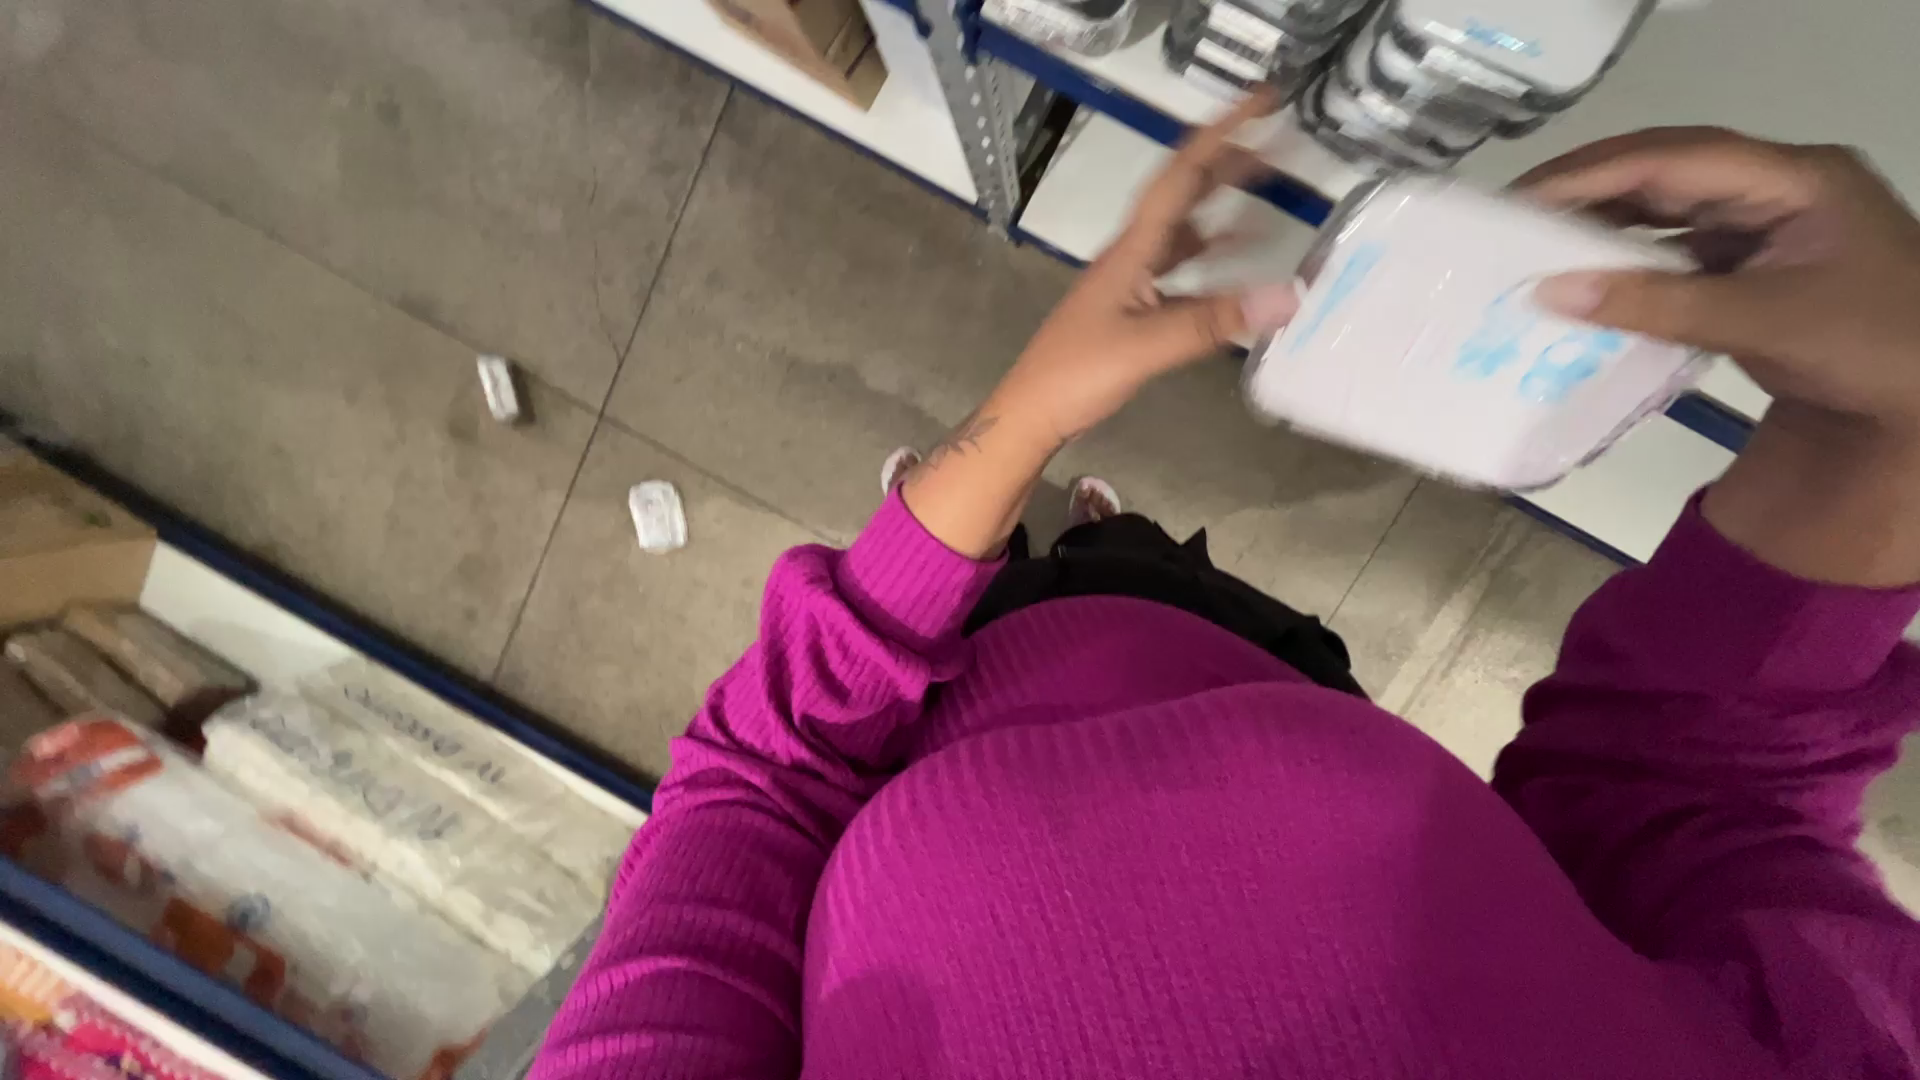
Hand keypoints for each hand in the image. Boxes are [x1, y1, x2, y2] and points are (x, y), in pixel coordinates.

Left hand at [900, 93, 1297, 558]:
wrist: (1031, 412)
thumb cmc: (1076, 375)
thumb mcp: (1145, 347)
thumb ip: (1212, 323)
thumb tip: (1290, 297)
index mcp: (1130, 252)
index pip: (1178, 177)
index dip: (1220, 136)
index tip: (1260, 104)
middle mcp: (1128, 259)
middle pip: (1180, 200)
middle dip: (1226, 170)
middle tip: (1274, 150)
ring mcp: (1125, 287)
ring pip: (1177, 239)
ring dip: (1218, 219)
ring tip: (1264, 207)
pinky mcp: (1124, 315)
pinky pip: (1173, 278)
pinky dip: (1204, 269)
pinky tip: (1227, 278)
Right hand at [1519, 126, 1919, 438]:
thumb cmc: (1869, 347)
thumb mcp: (1761, 322)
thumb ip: (1654, 304)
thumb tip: (1546, 291)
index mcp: (1794, 180)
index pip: (1672, 158)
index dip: (1589, 174)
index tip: (1515, 201)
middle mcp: (1771, 187)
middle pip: (1659, 167)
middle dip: (1580, 186)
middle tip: (1505, 215)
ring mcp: (1757, 220)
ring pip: (1657, 202)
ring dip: (1591, 217)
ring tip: (1525, 239)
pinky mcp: (1739, 257)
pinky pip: (1661, 242)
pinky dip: (1612, 253)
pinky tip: (1573, 272)